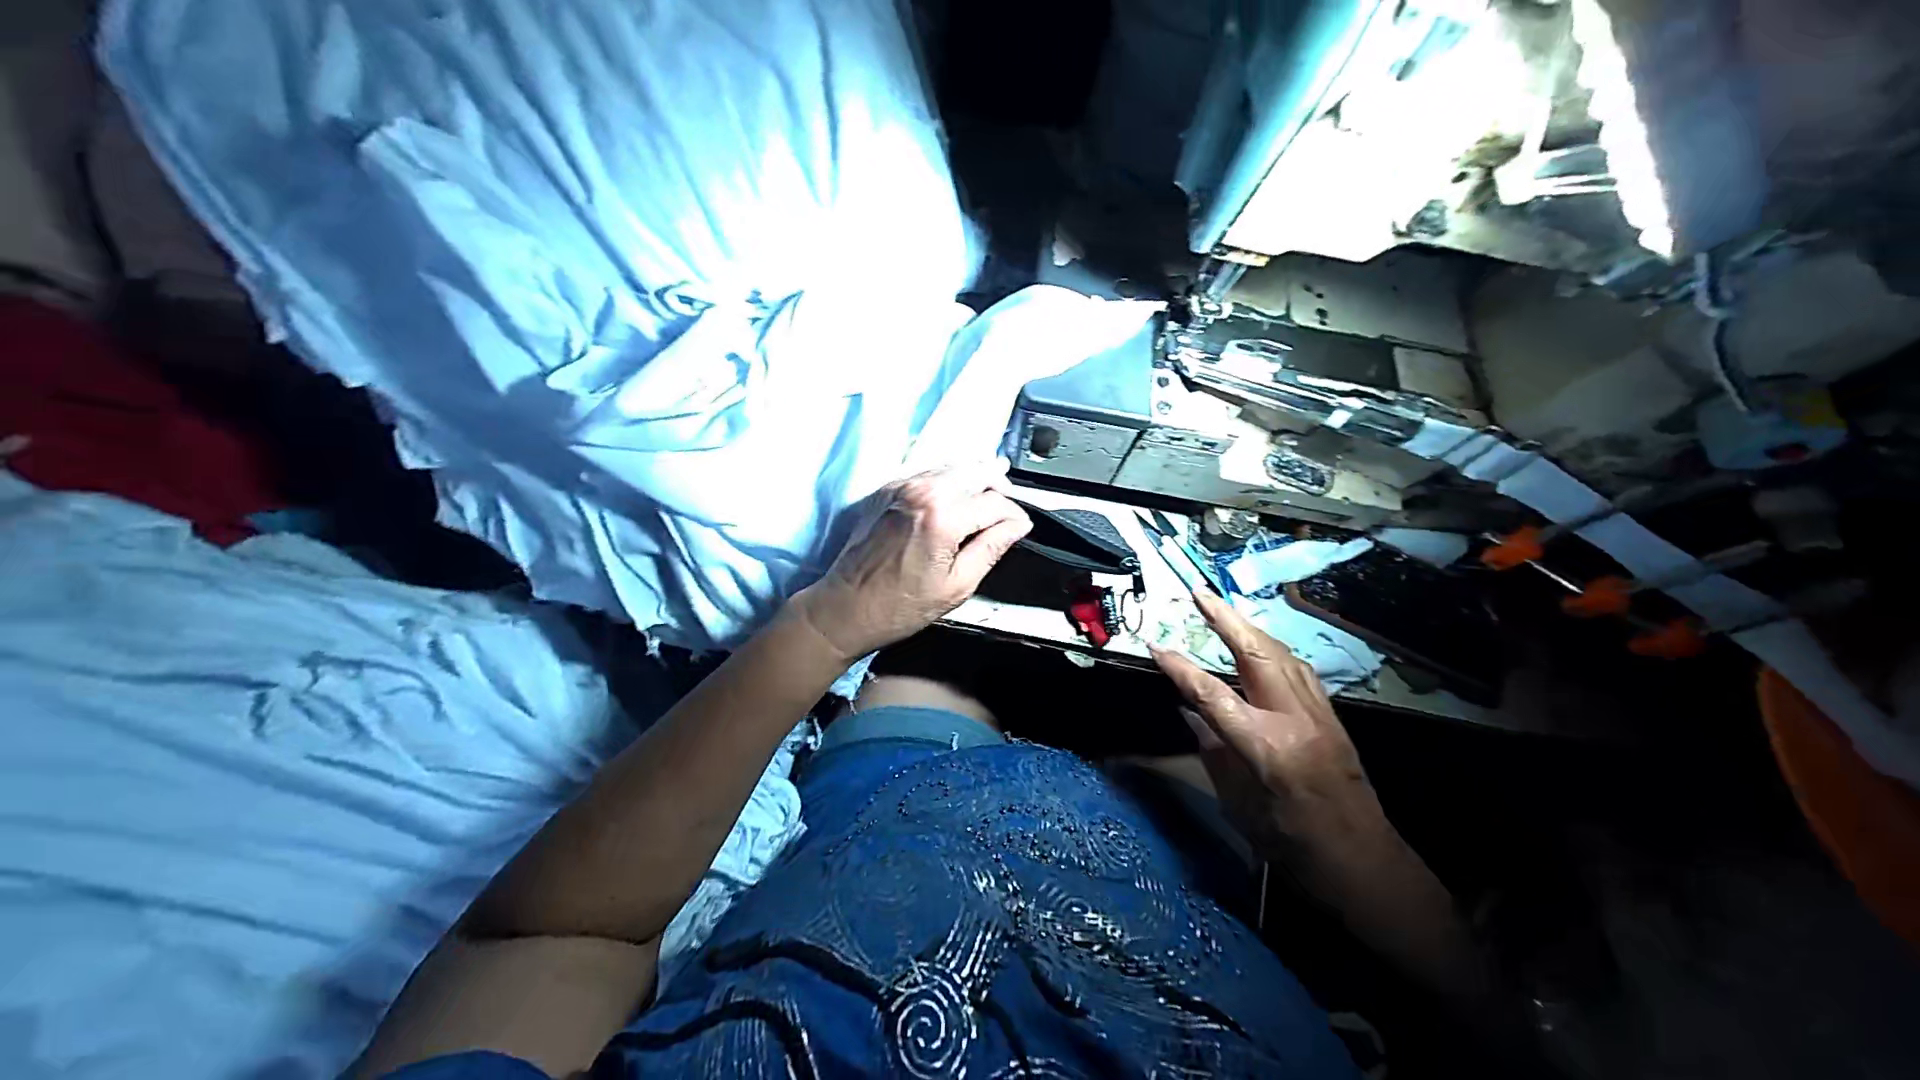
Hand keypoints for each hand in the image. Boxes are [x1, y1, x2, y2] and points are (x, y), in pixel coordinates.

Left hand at [791, 460, 1031, 661]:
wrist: (846, 608)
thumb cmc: (897, 606)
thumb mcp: (958, 585)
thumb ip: (991, 548)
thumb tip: (1016, 526)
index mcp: (942, 518)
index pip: (996, 501)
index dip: (1015, 514)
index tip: (1019, 527)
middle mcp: (921, 493)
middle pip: (977, 470)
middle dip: (998, 487)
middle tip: (1005, 512)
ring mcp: (901, 488)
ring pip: (953, 467)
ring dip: (973, 482)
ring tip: (982, 509)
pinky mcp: (887, 491)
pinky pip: (928, 474)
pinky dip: (947, 483)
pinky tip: (952, 506)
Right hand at [1150, 590, 1387, 858]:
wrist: (1363, 862)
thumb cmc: (1292, 844)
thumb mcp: (1238, 805)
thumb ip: (1214, 752)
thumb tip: (1192, 713)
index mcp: (1265, 748)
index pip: (1212, 694)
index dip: (1180, 668)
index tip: (1156, 647)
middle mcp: (1294, 720)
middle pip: (1257, 654)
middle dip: (1226, 619)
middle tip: (1199, 594)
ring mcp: (1318, 714)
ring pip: (1282, 655)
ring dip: (1249, 629)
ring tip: (1223, 611)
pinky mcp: (1332, 717)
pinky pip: (1299, 670)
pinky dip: (1274, 651)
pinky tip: (1261, 648)